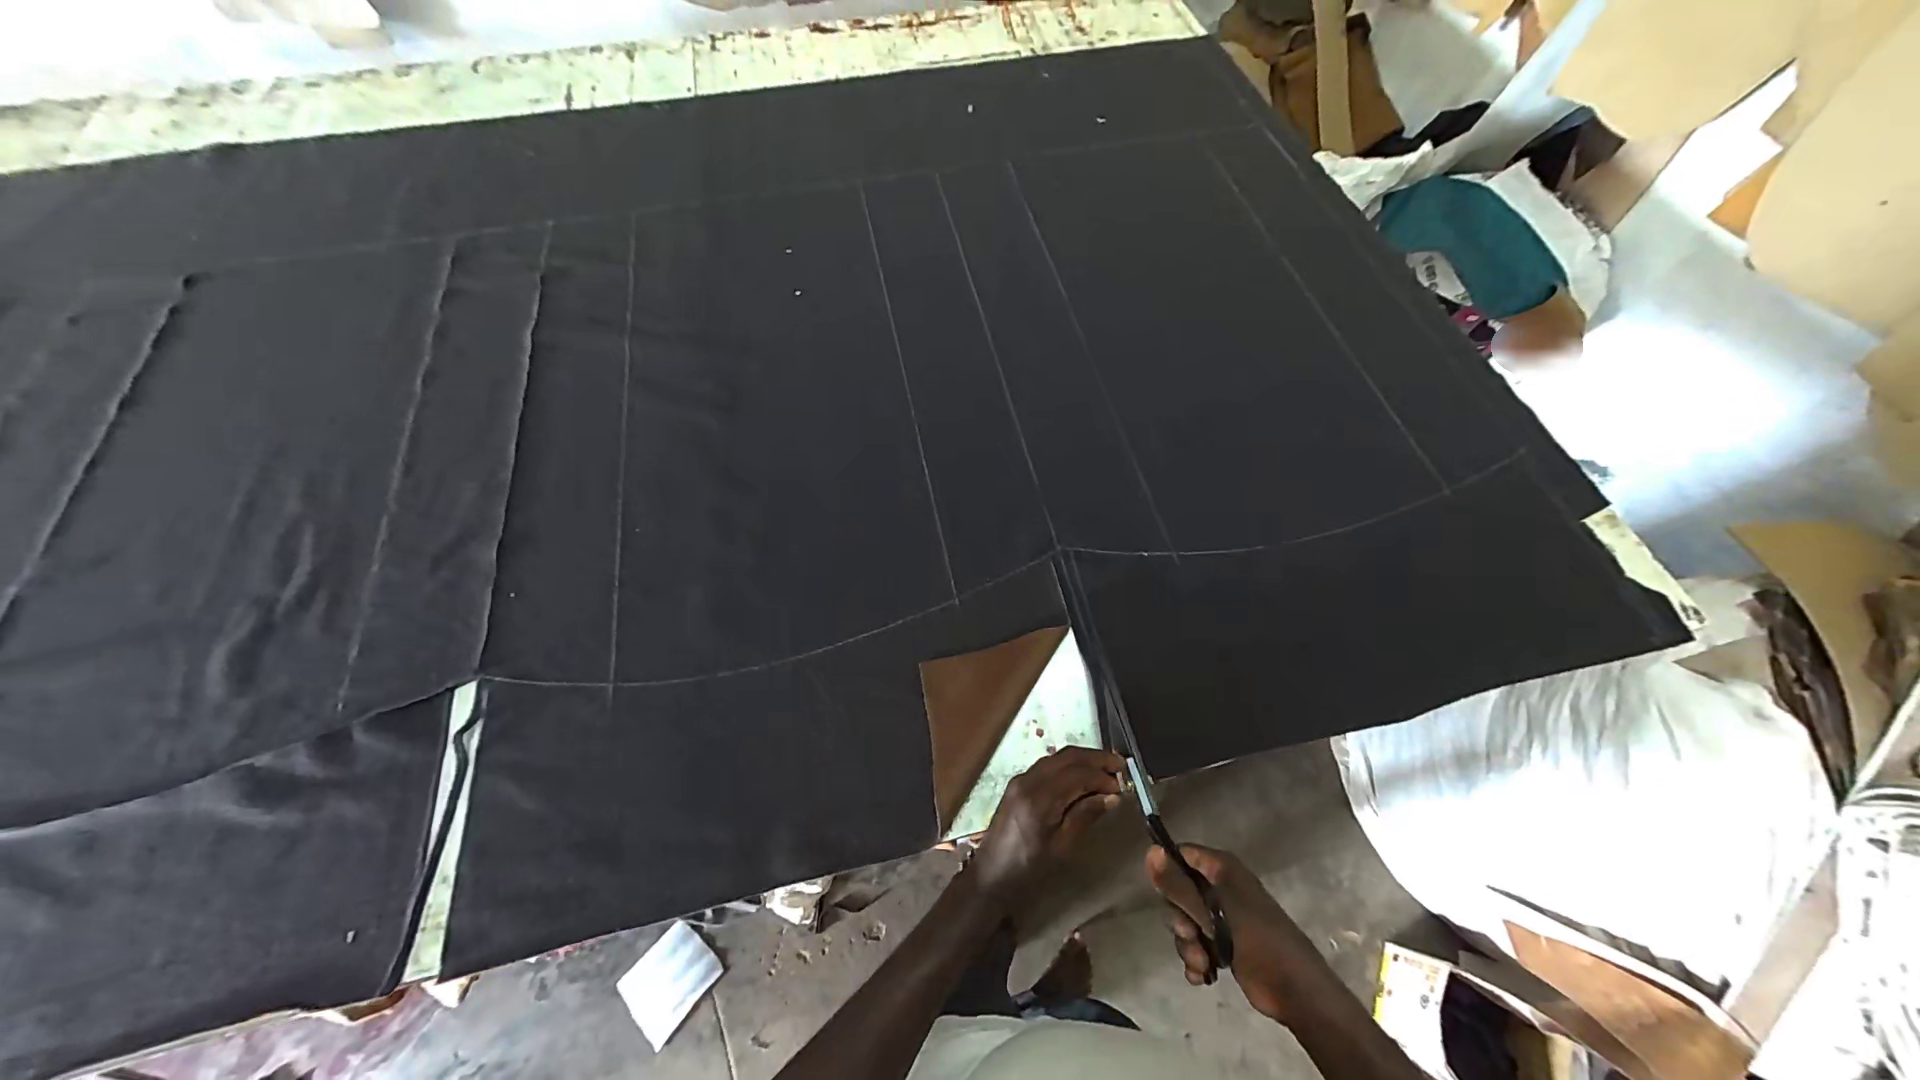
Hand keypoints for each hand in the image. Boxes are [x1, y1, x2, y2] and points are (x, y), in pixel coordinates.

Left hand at [967, 746, 1123, 913]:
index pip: (1077, 774)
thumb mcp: (1062, 847)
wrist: (991, 873)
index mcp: (1039, 799)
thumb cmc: (1028, 867)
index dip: (1102, 777)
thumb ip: (1085, 816)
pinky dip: (1068, 765)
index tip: (1122, 786)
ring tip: (1106, 768)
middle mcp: (1028, 781)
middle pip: (1067, 757)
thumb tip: (1111, 796)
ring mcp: (1021, 779)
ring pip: (1057, 757)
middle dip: (1096, 758)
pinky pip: (1048, 765)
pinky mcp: (1018, 782)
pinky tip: (1082, 775)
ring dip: (1083, 759)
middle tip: (1120, 765)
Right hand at [1145, 843, 1341, 1027]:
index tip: (1165, 895)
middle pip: (1178, 892)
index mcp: (1221, 869)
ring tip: (1203, 964)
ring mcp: (1222, 917)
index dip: (1168, 872)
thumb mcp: (1214, 913)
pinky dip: (1195, 960)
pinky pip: (1195, 945)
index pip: (1181, 855)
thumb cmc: (1259, 942)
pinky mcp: (1224, 944)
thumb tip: (1150, 852)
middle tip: (1191, 936)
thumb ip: (1178, 886)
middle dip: (1180, 920)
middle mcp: (1220, 888)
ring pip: (1185, 922)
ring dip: (1188, 946)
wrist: (1297, 992)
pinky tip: (1203, 976)